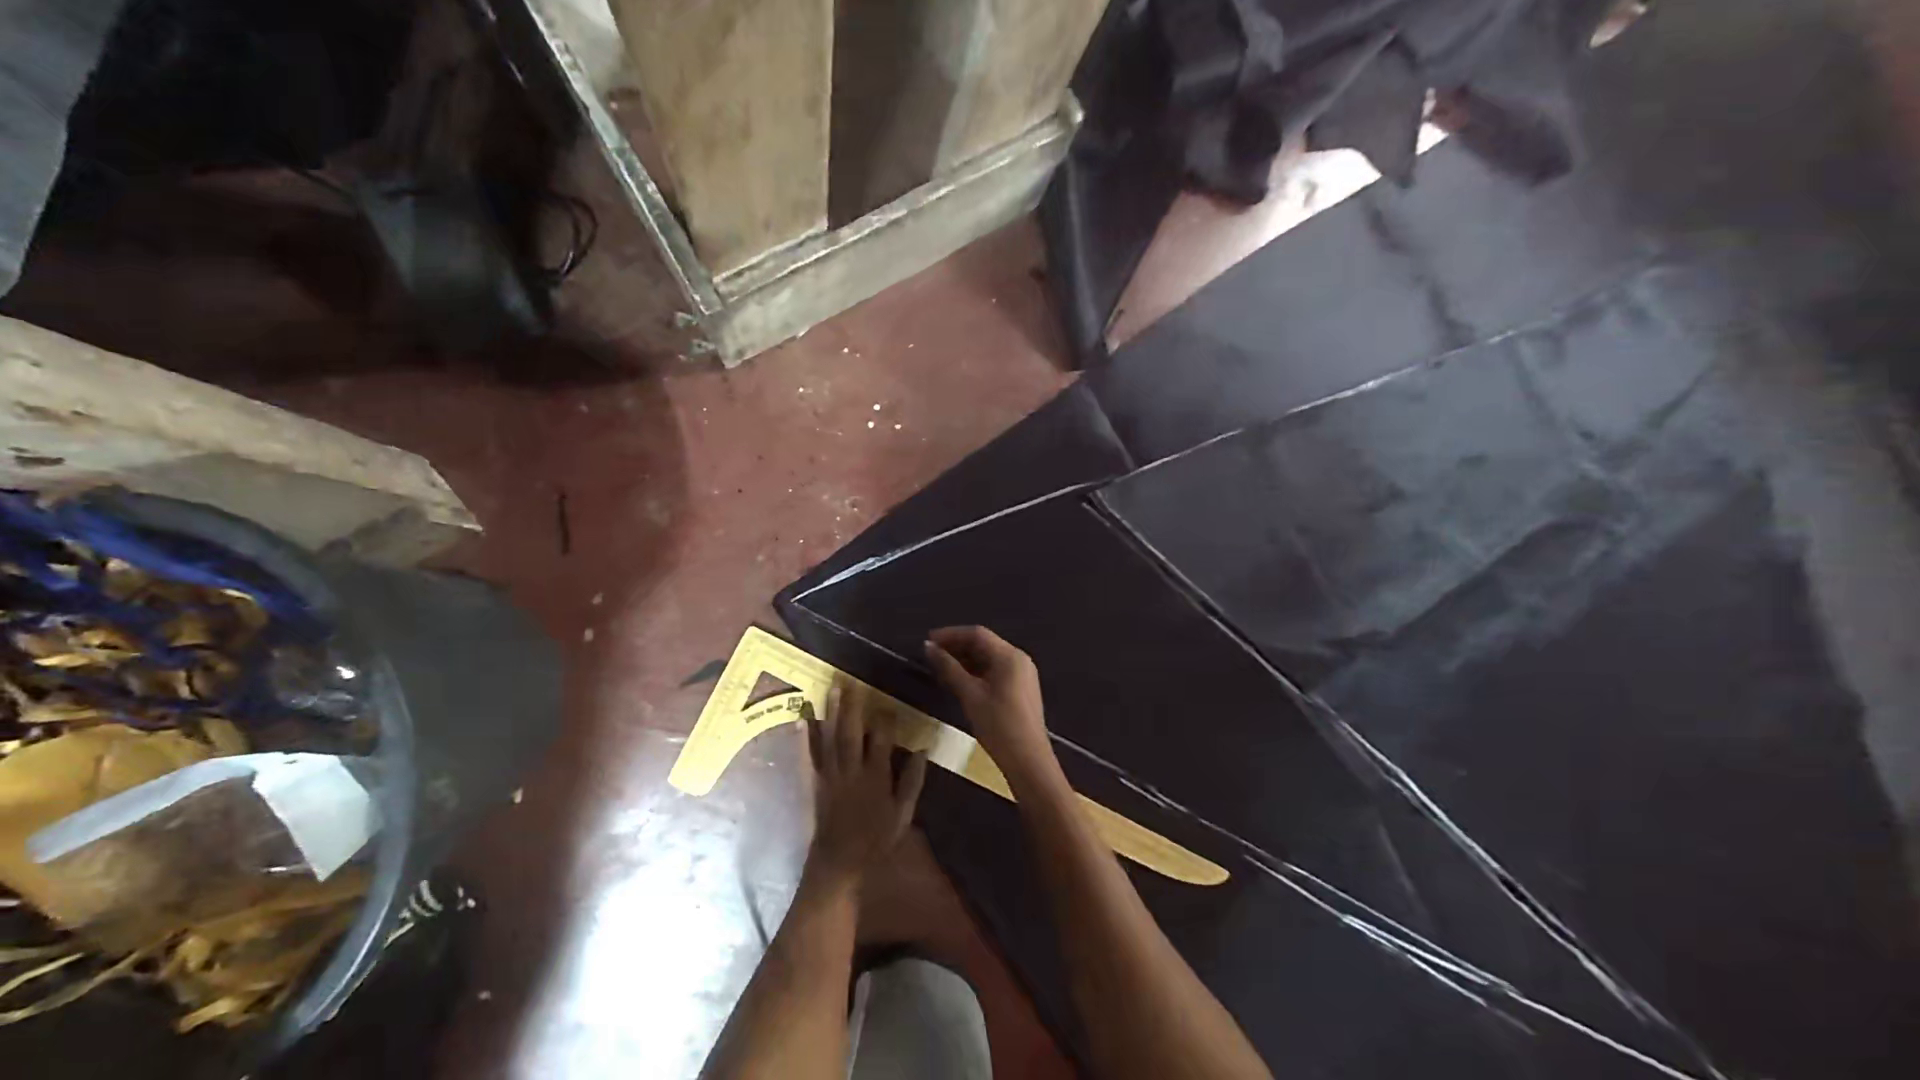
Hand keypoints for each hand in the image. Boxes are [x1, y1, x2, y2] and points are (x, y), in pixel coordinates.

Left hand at [804, 681, 927, 887]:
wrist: (838, 863)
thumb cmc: (875, 841)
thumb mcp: (903, 815)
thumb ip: (913, 782)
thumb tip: (923, 750)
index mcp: (876, 779)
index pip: (882, 741)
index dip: (886, 720)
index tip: (888, 702)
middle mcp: (852, 772)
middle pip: (852, 733)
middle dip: (853, 707)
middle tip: (853, 681)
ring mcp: (831, 775)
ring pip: (831, 737)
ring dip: (832, 711)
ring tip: (833, 688)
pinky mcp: (816, 781)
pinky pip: (811, 754)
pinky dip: (807, 735)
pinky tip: (803, 717)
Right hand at [924, 626, 1058, 785]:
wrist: (1028, 761)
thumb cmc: (998, 726)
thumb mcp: (970, 696)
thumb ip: (949, 669)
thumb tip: (929, 648)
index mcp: (1010, 656)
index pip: (977, 634)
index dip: (950, 634)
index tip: (928, 642)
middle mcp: (1019, 659)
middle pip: (984, 644)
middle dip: (957, 647)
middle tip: (931, 655)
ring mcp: (1022, 674)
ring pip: (989, 658)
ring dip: (965, 660)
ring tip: (941, 668)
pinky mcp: (1021, 689)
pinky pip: (996, 671)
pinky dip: (976, 672)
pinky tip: (960, 682)